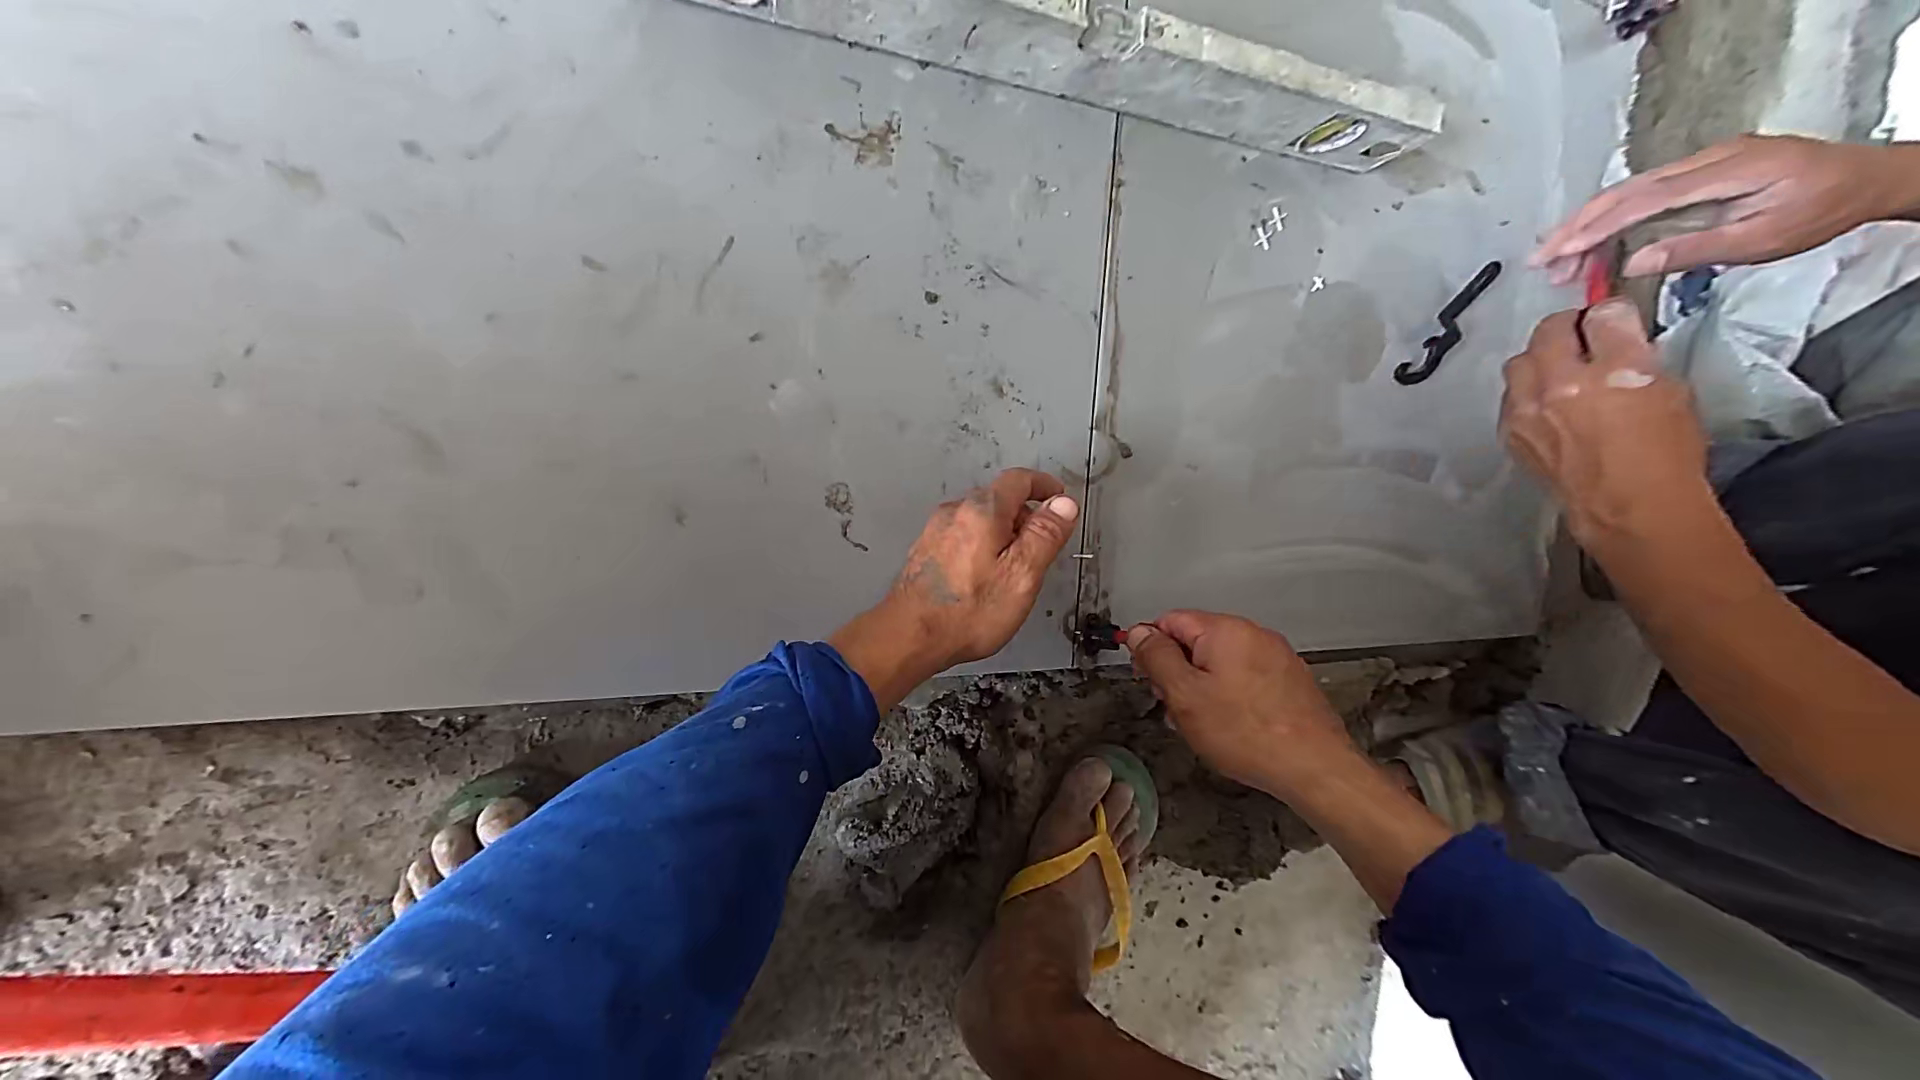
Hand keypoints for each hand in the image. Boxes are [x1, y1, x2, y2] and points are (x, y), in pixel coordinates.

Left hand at [831, 468, 1079, 710]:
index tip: (1058, 498)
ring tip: (1013, 568)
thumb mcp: (1022, 574)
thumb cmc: (967, 611)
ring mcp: (936, 531)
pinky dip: (981, 545)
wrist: (910, 636)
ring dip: (1002, 532)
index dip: (1044, 486)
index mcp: (982, 510)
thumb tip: (1064, 505)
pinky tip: (983, 577)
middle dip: (1024, 515)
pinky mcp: (926, 551)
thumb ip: (1045, 535)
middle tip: (1041, 545)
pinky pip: (962, 536)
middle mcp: (955, 512)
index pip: (1019, 480)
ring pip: (979, 518)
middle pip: (998, 498)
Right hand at [1125, 611, 1358, 798]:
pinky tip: (1230, 725)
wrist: (1314, 768)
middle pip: (1196, 640)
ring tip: (1203, 723)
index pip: (1170, 620)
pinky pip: (1245, 677)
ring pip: (1220, 661)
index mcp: (1225, 630)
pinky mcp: (1290, 680)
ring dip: (1202, 686)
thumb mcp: (1184, 694)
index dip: (1152, 648)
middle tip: (1174, 707)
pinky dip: (1229, 695)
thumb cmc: (1247, 733)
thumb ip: (1156, 657)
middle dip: (1178, 671)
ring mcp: (1276, 656)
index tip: (1149, 678)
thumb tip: (1140, 632)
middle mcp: (1253, 634)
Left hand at [1502, 300, 1711, 545]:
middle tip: (1580, 335)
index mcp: (1614, 371)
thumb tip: (1615, 336)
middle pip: (1547, 332)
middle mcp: (1560, 385)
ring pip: (1519, 363)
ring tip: (1559, 370)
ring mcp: (1527, 410)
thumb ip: (1636, 356)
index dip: (1607, 311)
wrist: (1625, 502)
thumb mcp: (1670, 388)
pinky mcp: (1509, 431)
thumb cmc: (1665, 449)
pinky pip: (1510, 396)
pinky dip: (1526, 391)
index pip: (1602, 316)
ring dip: (1538, 359)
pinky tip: (1545, 402)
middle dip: (1565, 327)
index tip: (1610, 316)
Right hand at [1533, 135, 1919, 282]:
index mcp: (1725, 171)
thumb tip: (1633, 263)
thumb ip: (1693, 249)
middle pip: (1622, 192)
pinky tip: (1589, 243)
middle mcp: (1707, 159)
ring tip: (1557, 262)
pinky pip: (1639, 194)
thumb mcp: (1761, 239)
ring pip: (1624, 193)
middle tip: (1542, 262)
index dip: (1592, 230)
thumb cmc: (1821, 210)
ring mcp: (1700, 162)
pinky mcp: (1696, 173)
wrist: (1869, 179)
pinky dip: (1606, 221)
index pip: (1640, 201)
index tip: (1557, 256)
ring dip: (1585, 227)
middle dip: (1575, 228)